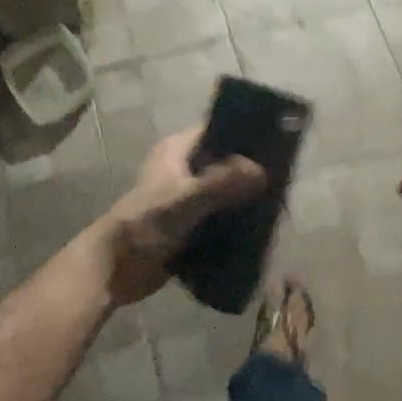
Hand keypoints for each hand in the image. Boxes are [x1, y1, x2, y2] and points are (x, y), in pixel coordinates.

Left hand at [94, 127, 267, 305]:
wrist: (116, 268)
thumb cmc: (147, 223)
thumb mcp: (187, 198)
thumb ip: (223, 182)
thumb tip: (262, 171)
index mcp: (176, 152)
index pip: (214, 132)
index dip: (242, 135)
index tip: (276, 142)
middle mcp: (181, 170)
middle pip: (222, 164)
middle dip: (249, 173)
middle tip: (285, 180)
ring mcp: (184, 199)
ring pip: (222, 193)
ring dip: (244, 200)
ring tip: (281, 205)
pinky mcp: (188, 227)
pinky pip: (218, 219)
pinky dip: (235, 223)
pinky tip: (262, 230)